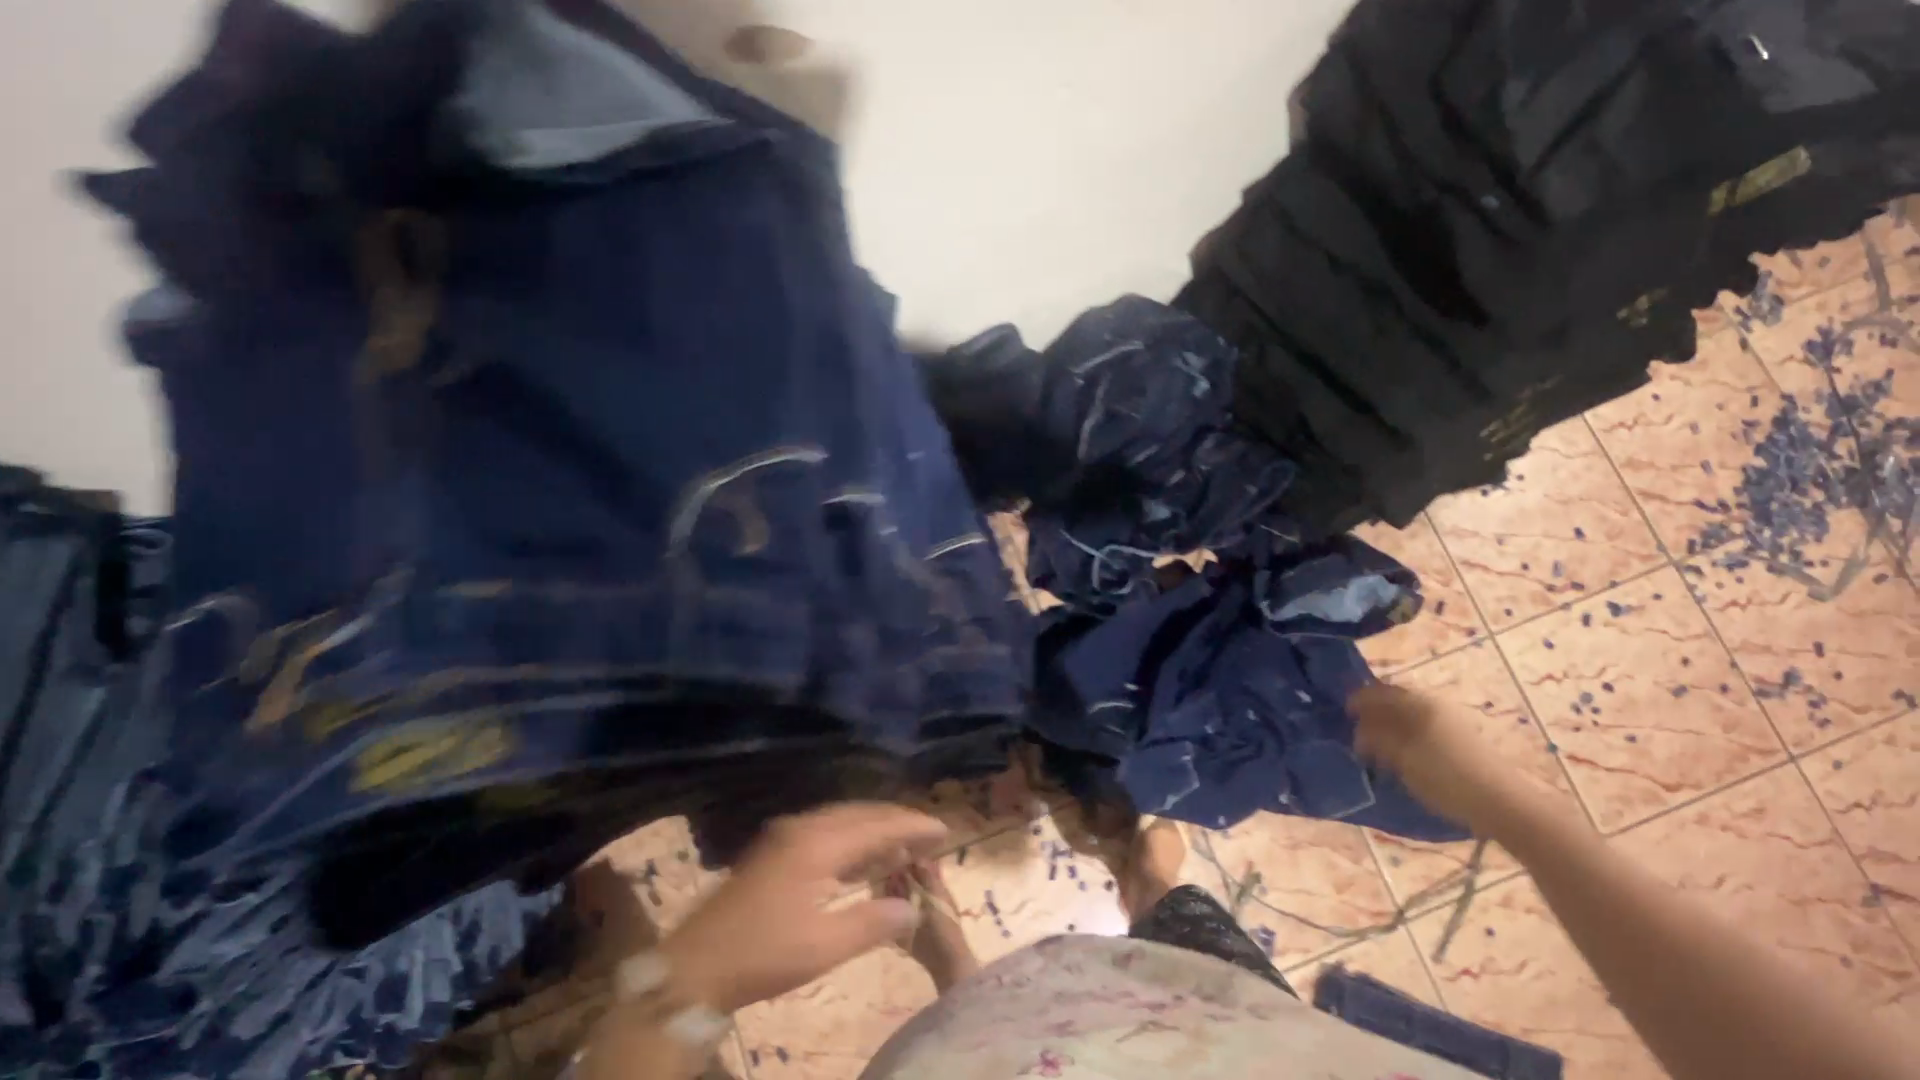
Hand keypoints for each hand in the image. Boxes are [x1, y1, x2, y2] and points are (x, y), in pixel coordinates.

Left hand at [658, 803, 948, 1012]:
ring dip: (873, 828)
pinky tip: (862, 858)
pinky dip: (851, 838)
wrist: (695, 965)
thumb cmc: (763, 954)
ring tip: (903, 843)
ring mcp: (784, 836)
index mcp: (818, 843)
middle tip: (928, 834)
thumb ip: (873, 922)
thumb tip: (912, 907)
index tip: (944, 830)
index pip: (878, 825)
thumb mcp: (824, 946)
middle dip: (897, 821)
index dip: (913, 826)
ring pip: (841, 820)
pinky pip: (824, 830)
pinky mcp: (773, 850)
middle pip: (860, 814)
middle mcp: (802, 828)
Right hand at [1348, 683, 1534, 835]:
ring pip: (1410, 715)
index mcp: (1418, 704)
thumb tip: (1359, 729)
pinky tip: (1401, 754)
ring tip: (1377, 746)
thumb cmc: (1445, 777)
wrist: (1501, 802)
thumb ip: (1376, 738)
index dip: (1358, 699)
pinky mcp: (1461, 739)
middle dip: (1374, 712)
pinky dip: (1406, 734)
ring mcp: (1451, 721)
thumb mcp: (1402, 758)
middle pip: (1396, 700)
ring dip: (1390, 724)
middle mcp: (1434, 705)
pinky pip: (1423, 727)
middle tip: (1357, 731)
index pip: (1379, 691)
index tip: (1343, 714)